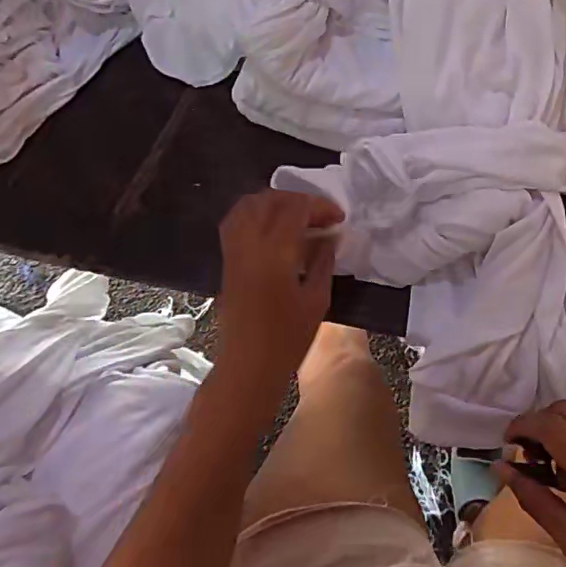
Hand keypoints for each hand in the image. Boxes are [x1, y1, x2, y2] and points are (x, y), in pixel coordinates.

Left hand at [213, 190, 344, 380]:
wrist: (248, 366)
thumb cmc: (288, 339)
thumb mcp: (317, 299)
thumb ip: (323, 261)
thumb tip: (329, 237)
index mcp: (274, 252)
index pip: (295, 209)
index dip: (319, 206)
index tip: (338, 217)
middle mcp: (249, 244)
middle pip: (270, 200)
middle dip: (297, 200)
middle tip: (320, 215)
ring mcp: (234, 251)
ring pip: (248, 205)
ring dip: (274, 202)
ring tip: (297, 217)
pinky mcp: (227, 261)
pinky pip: (237, 221)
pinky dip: (256, 214)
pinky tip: (274, 228)